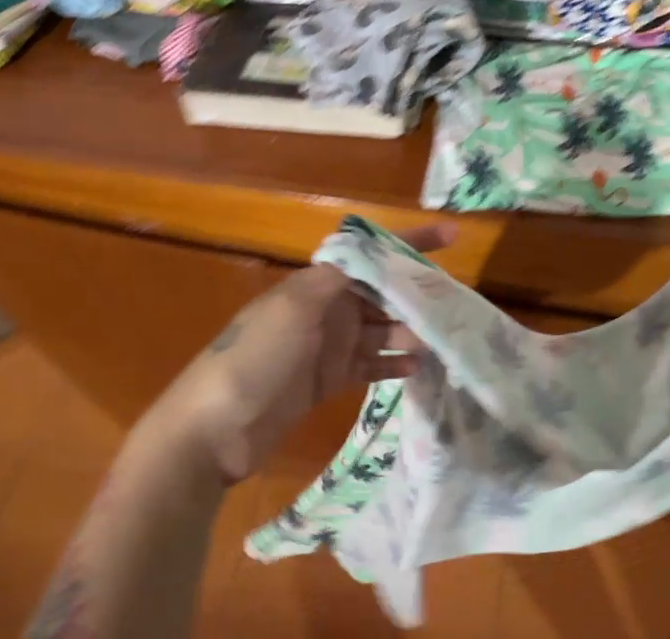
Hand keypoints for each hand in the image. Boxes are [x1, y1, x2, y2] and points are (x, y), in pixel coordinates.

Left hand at [142, 224, 455, 482]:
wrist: (213, 430)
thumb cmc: (254, 359)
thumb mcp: (293, 308)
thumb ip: (336, 278)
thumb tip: (372, 252)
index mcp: (316, 284)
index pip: (369, 253)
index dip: (408, 243)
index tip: (450, 237)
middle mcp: (325, 309)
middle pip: (380, 292)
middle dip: (416, 293)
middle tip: (456, 303)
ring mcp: (327, 347)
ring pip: (380, 329)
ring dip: (409, 331)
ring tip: (441, 341)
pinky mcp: (327, 382)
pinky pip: (369, 365)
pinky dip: (392, 364)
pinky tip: (417, 368)